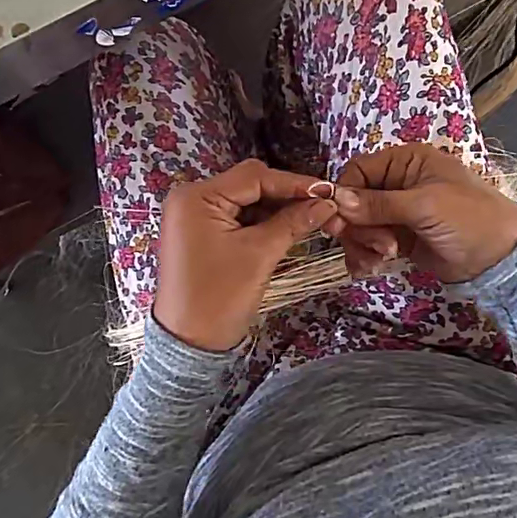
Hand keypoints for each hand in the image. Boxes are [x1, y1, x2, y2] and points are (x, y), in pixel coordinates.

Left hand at [153, 160, 337, 350]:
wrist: (188, 341)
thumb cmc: (220, 296)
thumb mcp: (260, 254)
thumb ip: (293, 222)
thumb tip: (324, 202)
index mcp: (197, 196)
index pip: (253, 176)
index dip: (294, 183)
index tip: (328, 191)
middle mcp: (189, 198)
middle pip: (248, 184)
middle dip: (285, 195)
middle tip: (322, 207)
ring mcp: (191, 215)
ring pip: (243, 200)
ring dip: (274, 209)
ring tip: (310, 219)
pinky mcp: (197, 231)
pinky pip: (233, 216)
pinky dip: (258, 221)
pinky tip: (285, 228)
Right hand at [329, 144, 516, 282]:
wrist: (502, 262)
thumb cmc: (470, 220)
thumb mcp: (424, 206)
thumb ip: (378, 203)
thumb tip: (337, 200)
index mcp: (405, 162)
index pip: (357, 171)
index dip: (343, 194)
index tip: (338, 219)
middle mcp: (396, 184)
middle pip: (352, 201)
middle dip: (357, 225)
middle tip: (376, 245)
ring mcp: (395, 212)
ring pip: (356, 224)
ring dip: (361, 243)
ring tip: (384, 257)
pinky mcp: (395, 236)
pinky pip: (365, 242)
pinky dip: (364, 255)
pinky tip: (372, 267)